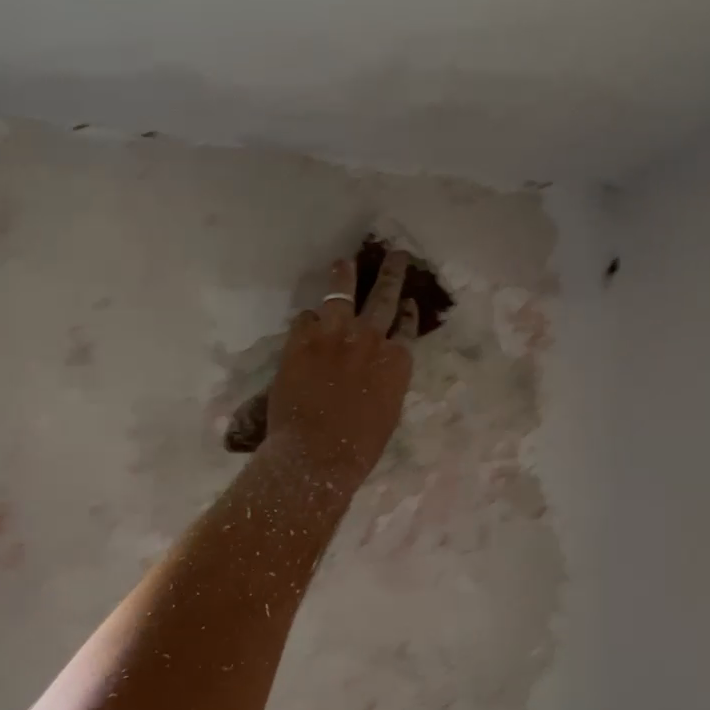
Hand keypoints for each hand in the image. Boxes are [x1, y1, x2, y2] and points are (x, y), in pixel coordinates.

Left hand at [263, 252, 417, 488]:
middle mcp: (370, 339)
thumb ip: (385, 381)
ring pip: (340, 292)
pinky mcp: (301, 340)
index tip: (408, 302)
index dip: (407, 311)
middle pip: (384, 297)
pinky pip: (305, 317)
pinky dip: (309, 319)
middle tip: (396, 255)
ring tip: (344, 263)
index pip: (406, 326)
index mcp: (397, 361)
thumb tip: (376, 370)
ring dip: (344, 275)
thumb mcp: (387, 413)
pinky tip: (308, 320)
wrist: (316, 454)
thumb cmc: (358, 447)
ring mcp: (334, 335)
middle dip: (392, 273)